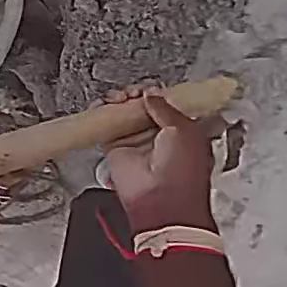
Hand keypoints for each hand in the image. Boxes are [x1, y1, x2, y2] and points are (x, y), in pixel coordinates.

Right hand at [104, 88, 217, 230]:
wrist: (160, 200)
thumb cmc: (182, 172)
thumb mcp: (185, 130)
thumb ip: (166, 107)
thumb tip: (151, 94)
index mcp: (182, 132)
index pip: (167, 104)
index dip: (158, 93)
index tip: (153, 87)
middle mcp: (158, 135)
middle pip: (143, 104)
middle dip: (137, 93)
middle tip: (135, 93)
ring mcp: (136, 140)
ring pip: (123, 110)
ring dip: (119, 99)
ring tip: (119, 98)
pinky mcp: (116, 146)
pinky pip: (105, 123)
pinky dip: (101, 111)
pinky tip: (103, 105)